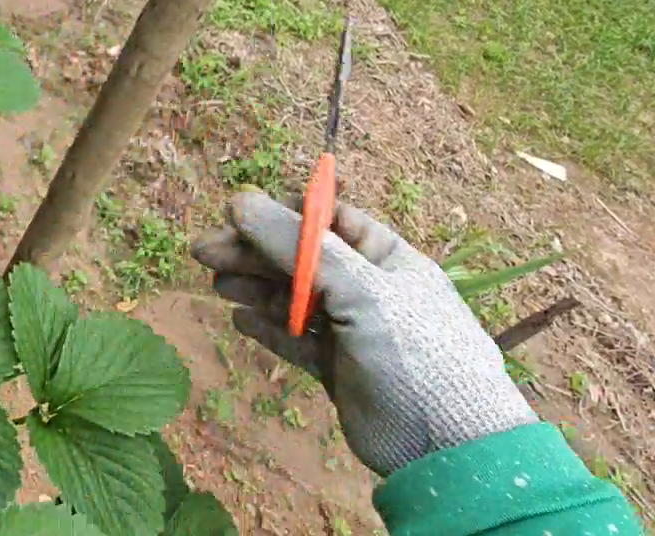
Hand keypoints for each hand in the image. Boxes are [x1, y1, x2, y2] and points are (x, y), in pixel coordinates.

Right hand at [191, 192, 534, 475]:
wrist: (451, 453)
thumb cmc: (414, 355)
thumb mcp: (358, 288)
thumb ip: (297, 245)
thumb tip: (239, 201)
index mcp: (383, 258)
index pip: (322, 218)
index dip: (278, 214)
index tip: (234, 217)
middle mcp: (365, 286)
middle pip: (294, 256)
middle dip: (249, 252)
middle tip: (203, 253)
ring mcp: (350, 327)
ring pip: (287, 295)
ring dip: (251, 286)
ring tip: (219, 287)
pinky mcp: (336, 364)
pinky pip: (291, 336)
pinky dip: (266, 327)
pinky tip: (241, 322)